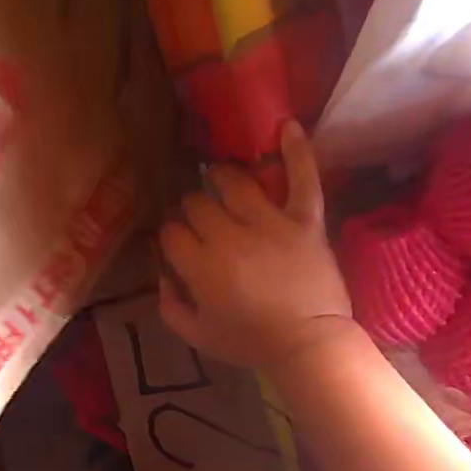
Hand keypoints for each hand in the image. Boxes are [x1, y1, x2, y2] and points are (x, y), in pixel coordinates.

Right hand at [158, 122, 353, 369]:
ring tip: (219, 178)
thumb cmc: (250, 343)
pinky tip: (285, 125)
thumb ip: (170, 306)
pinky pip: (302, 178)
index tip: (180, 245)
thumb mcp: (197, 335)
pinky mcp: (305, 221)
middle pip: (199, 204)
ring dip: (222, 178)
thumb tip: (162, 275)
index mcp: (201, 266)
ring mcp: (270, 224)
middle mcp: (230, 237)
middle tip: (201, 219)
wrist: (308, 344)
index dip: (172, 237)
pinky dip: (296, 151)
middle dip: (193, 209)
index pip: (172, 233)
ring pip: (236, 184)